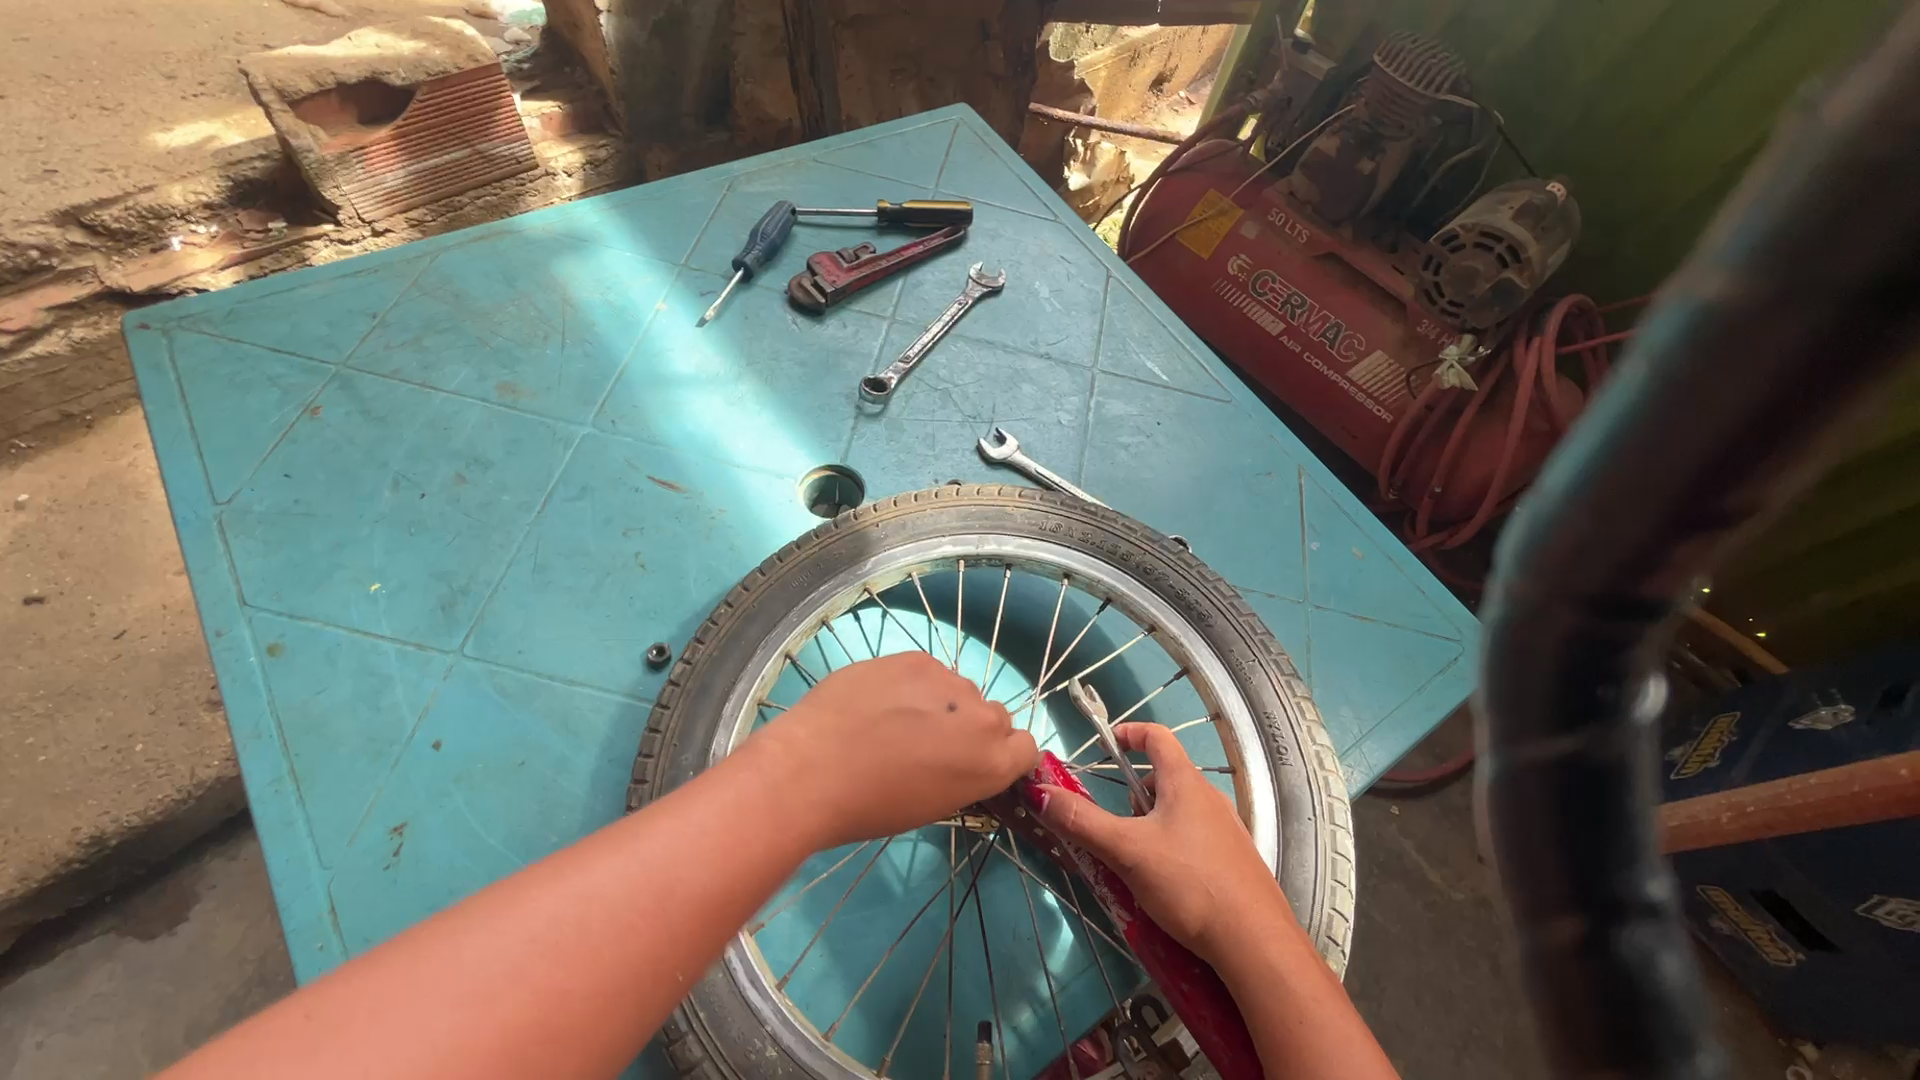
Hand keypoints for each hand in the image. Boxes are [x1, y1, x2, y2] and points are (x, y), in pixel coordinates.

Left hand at [742, 652, 1038, 846]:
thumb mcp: (932, 806)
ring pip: (958, 691)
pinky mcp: (914, 658)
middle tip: (928, 746)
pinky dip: (912, 685)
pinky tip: (879, 701)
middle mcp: (982, 716)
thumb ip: (963, 777)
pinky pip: (927, 672)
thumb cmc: (871, 807)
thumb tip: (957, 761)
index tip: (975, 763)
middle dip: (970, 729)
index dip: (1004, 755)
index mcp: (992, 762)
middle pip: (994, 716)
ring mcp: (948, 680)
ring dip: (941, 704)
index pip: (1026, 747)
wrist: (812, 770)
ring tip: (895, 721)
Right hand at [1034, 723, 1289, 964]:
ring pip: (1180, 811)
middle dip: (1134, 793)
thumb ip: (1082, 822)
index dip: (1130, 732)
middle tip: (1115, 822)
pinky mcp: (1235, 863)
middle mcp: (1210, 798)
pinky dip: (1173, 848)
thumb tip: (1040, 793)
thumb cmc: (1189, 884)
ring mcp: (1228, 831)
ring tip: (1135, 858)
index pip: (1157, 736)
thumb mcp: (1126, 851)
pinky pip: (1196, 841)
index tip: (1107, 744)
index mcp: (1185, 782)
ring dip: (1152, 823)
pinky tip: (1165, 885)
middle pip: (1166, 777)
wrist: (1256, 944)